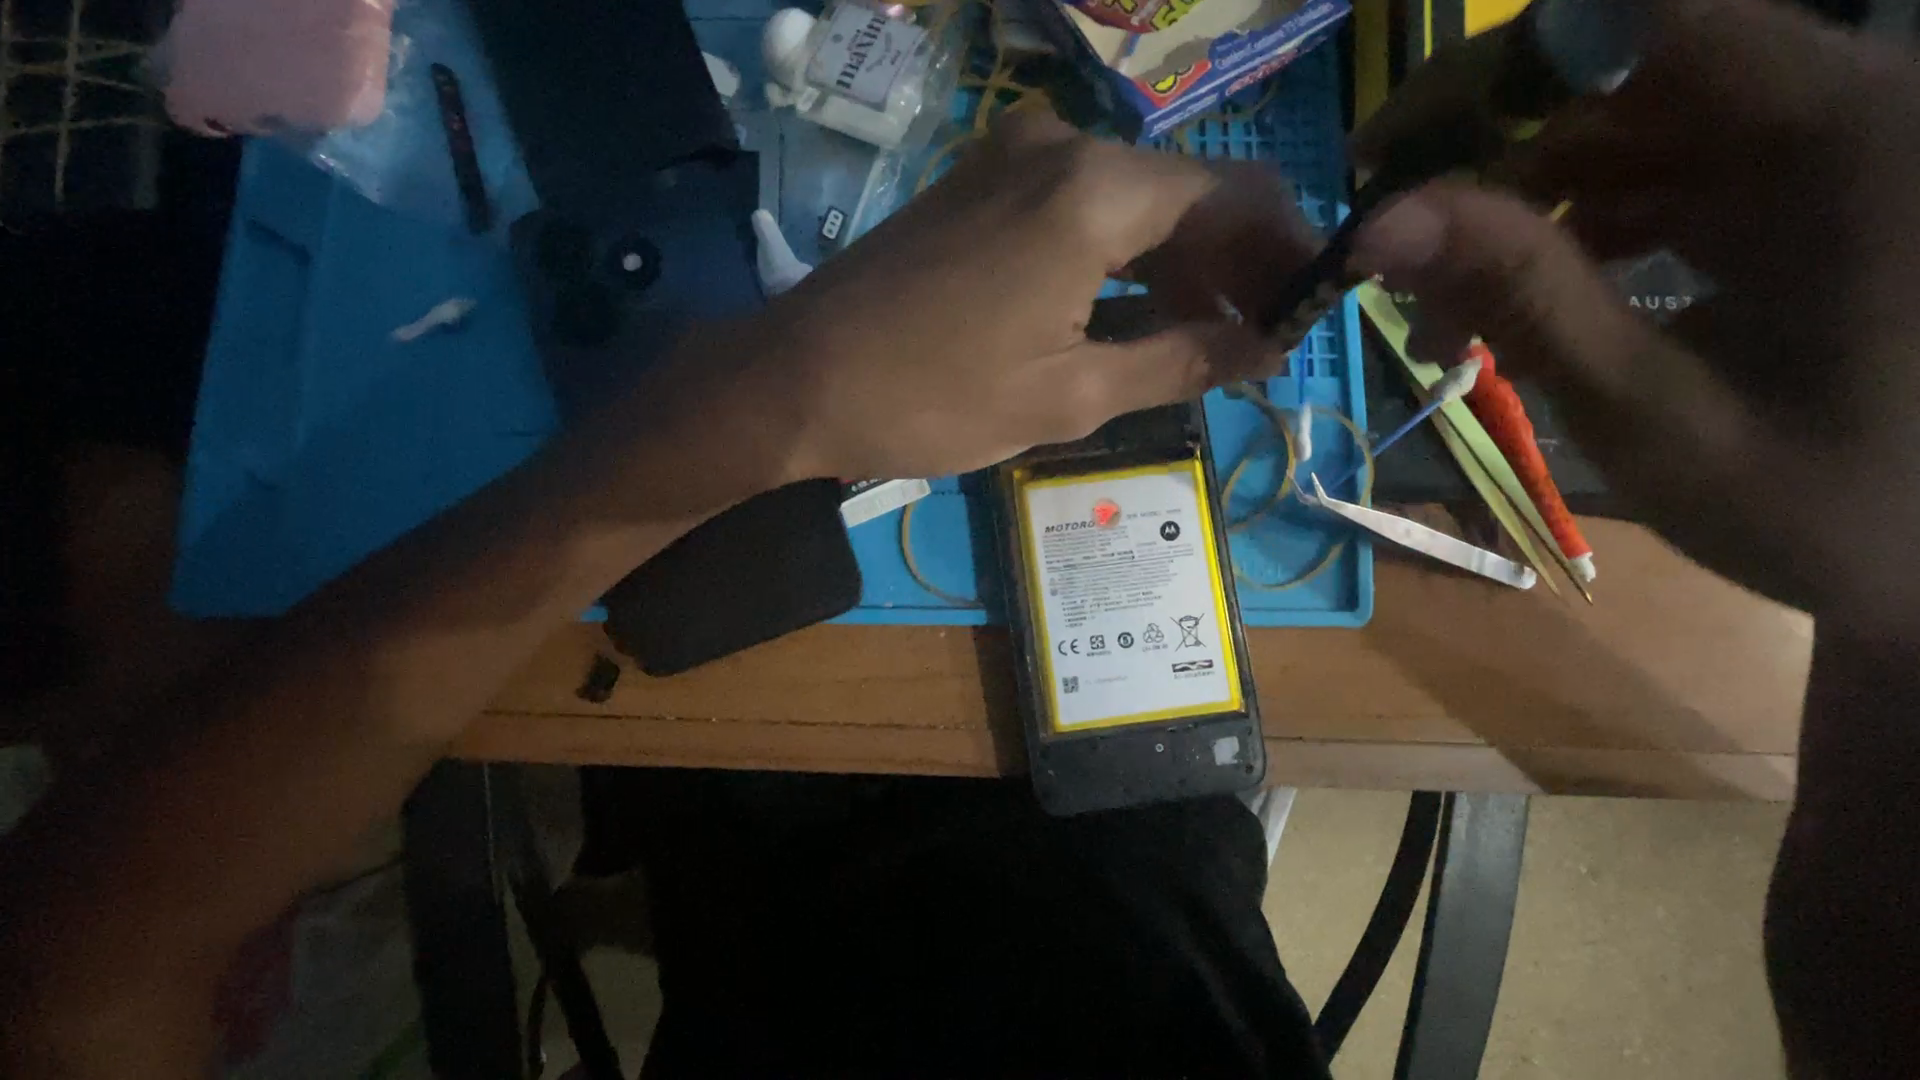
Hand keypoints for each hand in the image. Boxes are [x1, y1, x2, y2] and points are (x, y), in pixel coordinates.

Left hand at [734, 110, 1314, 480]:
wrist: (796, 379)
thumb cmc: (933, 397)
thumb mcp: (1069, 395)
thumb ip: (1180, 361)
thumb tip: (1264, 348)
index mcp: (1096, 192)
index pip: (1235, 198)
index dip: (1284, 255)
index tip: (1306, 314)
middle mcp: (1062, 149)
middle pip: (1185, 196)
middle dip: (1233, 265)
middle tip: (1260, 341)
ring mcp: (1013, 161)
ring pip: (1131, 205)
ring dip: (1177, 267)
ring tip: (1207, 342)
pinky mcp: (980, 187)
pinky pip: (1077, 212)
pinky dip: (1118, 260)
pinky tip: (1137, 314)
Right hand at [1349, 0, 1919, 632]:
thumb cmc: (1829, 505)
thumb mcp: (1650, 411)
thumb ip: (1522, 300)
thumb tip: (1377, 224)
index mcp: (1848, 137)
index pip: (1643, 19)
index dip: (1495, 66)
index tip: (1386, 158)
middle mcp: (1851, 107)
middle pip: (1616, 79)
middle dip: (1483, 170)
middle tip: (1391, 267)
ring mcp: (1831, 149)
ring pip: (1622, 136)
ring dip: (1513, 219)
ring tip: (1444, 324)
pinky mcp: (1806, 192)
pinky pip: (1657, 179)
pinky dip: (1567, 238)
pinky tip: (1518, 314)